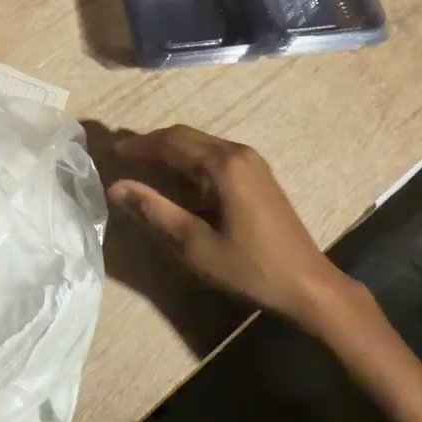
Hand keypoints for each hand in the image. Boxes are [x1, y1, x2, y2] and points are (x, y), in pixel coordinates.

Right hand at [106, 125, 347, 327]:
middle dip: (153, 143)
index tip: (113, 153)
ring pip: (200, 143)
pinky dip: (190, 159)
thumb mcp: (196, 245)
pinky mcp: (258, 173)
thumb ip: (155, 211)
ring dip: (171, 149)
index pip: (170, 142)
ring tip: (144, 165)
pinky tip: (179, 178)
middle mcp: (237, 152)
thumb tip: (116, 188)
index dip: (139, 146)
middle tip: (124, 156)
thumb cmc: (251, 268)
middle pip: (185, 136)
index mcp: (222, 165)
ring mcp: (252, 161)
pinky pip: (215, 154)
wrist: (309, 285)